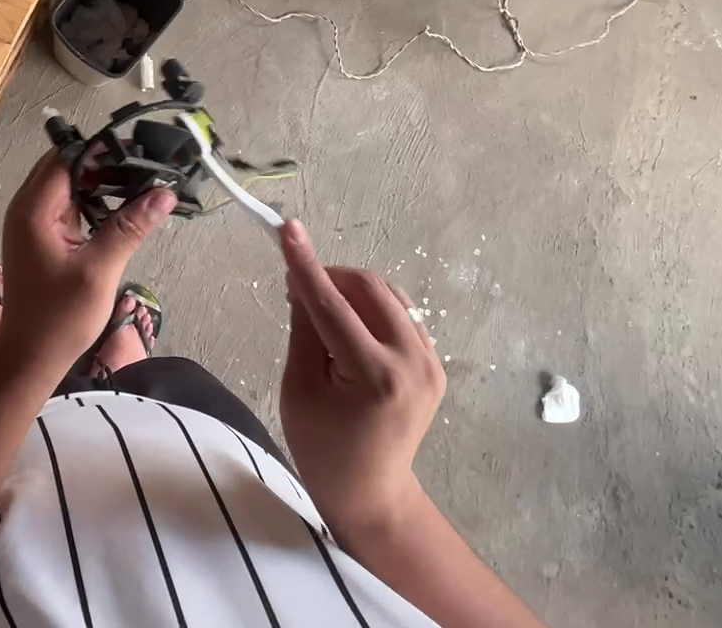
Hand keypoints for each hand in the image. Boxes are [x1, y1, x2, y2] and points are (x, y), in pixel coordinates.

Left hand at [0, 149, 175, 372]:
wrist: (30, 357)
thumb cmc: (59, 319)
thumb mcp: (99, 271)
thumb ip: (130, 228)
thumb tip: (164, 193)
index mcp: (33, 210)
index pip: (66, 158)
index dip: (101, 150)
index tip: (138, 150)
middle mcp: (27, 208)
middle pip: (65, 166)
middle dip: (104, 163)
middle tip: (146, 166)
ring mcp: (32, 222)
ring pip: (67, 184)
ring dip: (100, 182)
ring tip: (141, 182)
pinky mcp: (40, 236)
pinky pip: (67, 204)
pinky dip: (92, 201)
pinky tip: (121, 208)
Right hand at [277, 220, 444, 542]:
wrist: (371, 492)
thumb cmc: (321, 445)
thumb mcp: (300, 386)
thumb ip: (305, 328)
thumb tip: (302, 282)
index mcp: (374, 374)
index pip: (332, 304)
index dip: (306, 263)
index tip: (288, 228)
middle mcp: (413, 361)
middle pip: (368, 287)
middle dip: (329, 276)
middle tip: (295, 291)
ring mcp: (430, 361)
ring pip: (387, 294)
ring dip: (350, 290)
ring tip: (321, 311)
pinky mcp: (433, 363)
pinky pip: (399, 313)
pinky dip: (369, 307)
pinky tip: (349, 328)